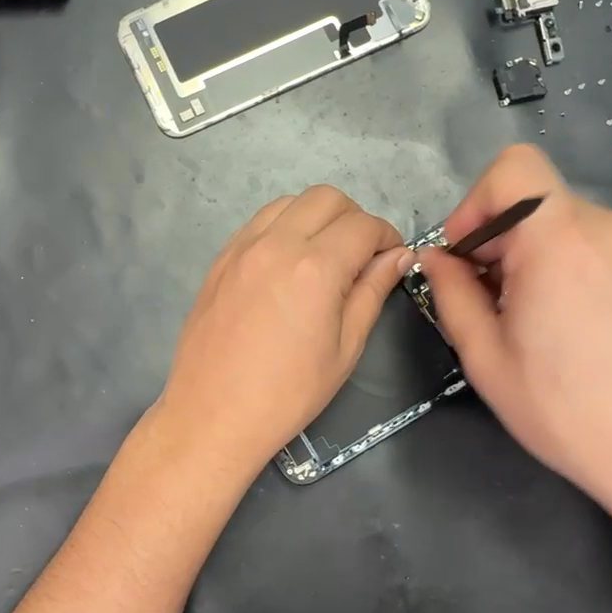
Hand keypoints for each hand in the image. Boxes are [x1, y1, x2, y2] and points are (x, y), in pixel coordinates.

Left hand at [156, 186, 410, 475]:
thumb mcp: (345, 348)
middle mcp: (276, 244)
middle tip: (361, 256)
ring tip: (324, 257)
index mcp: (315, 267)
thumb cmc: (287, 394)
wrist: (213, 414)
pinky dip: (283, 227)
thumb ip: (372, 292)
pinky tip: (288, 264)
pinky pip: (258, 222)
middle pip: (327, 198)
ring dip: (316, 217)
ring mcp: (242, 248)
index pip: (364, 225)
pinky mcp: (220, 260)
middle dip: (354, 218)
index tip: (393, 259)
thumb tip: (398, 257)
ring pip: (289, 203)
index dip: (388, 238)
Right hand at [416, 145, 611, 508]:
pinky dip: (574, 266)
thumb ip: (452, 293)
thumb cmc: (564, 410)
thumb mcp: (485, 358)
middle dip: (502, 242)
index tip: (469, 258)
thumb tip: (436, 257)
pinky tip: (576, 322)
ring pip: (567, 224)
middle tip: (493, 303)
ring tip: (538, 319)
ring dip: (538, 256)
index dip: (477, 204)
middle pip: (535, 202)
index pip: (511, 169)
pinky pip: (599, 243)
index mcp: (559, 241)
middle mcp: (609, 225)